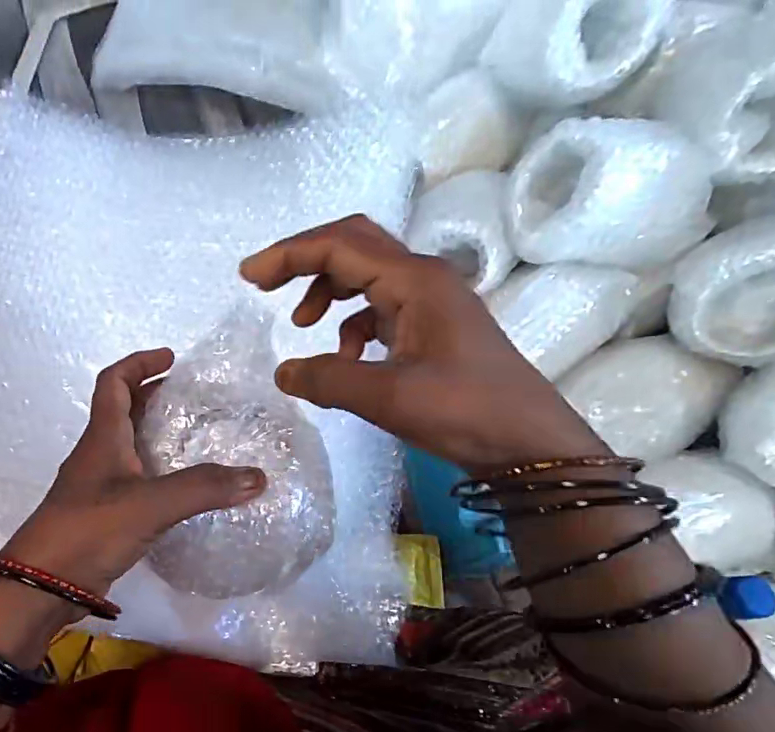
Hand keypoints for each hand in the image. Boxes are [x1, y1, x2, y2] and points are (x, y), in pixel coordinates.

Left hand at [0, 349, 267, 594]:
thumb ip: (202, 488)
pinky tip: (180, 493)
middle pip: (121, 412)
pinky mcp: (101, 517)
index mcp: (102, 439)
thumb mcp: (150, 505)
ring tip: (194, 442)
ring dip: (155, 437)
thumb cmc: (89, 530)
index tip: (171, 358)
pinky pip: (131, 483)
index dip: (139, 363)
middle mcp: (96, 457)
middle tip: (191, 400)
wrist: (44, 585)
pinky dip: (155, 475)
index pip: (114, 382)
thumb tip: (257, 477)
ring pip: (127, 449)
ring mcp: (96, 489)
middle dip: (153, 397)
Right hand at [240, 214, 608, 471]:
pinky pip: (381, 310)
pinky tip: (347, 359)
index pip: (340, 246)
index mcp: (415, 281)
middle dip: (306, 261)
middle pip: (354, 247)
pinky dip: (352, 326)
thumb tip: (283, 371)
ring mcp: (431, 303)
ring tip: (304, 326)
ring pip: (367, 278)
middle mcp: (423, 279)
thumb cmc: (464, 411)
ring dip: (329, 292)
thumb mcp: (389, 397)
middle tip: (266, 286)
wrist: (526, 441)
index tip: (248, 277)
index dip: (289, 256)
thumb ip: (329, 380)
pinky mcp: (433, 329)